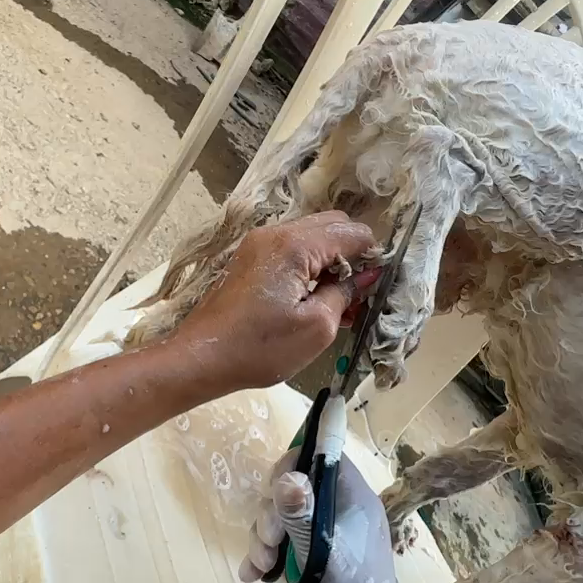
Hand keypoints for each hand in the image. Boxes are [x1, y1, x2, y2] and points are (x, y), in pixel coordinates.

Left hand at [168, 212, 379, 392]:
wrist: (201, 358)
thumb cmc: (259, 347)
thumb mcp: (317, 327)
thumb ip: (346, 293)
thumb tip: (369, 274)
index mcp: (295, 245)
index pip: (352, 232)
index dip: (372, 255)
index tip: (380, 283)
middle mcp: (277, 233)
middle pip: (332, 225)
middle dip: (352, 254)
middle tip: (359, 293)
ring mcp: (259, 244)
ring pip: (312, 237)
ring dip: (331, 262)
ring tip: (339, 303)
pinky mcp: (250, 258)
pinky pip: (291, 251)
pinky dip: (310, 267)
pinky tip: (315, 300)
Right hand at [238, 451, 399, 582]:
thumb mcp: (324, 557)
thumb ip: (302, 516)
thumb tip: (286, 475)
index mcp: (354, 501)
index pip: (322, 458)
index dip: (293, 466)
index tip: (275, 492)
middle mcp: (341, 510)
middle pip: (294, 486)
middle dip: (272, 512)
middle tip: (268, 541)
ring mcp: (326, 532)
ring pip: (282, 514)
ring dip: (264, 537)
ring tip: (262, 566)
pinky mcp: (313, 554)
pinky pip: (281, 540)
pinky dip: (266, 554)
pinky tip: (254, 575)